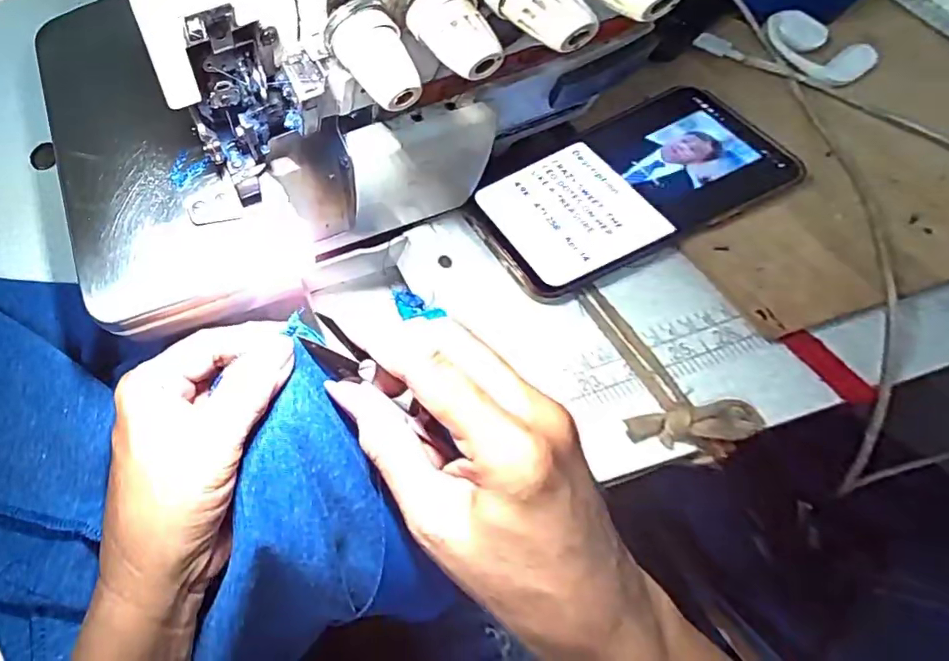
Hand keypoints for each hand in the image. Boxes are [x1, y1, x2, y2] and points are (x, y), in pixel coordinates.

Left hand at [75, 323, 295, 659]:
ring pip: (228, 387)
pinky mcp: (202, 444)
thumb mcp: (213, 441)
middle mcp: (163, 394)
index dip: (248, 339)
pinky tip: (287, 401)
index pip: (205, 344)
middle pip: (217, 362)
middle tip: (300, 353)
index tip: (291, 337)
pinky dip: (259, 407)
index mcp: (150, 383)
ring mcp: (182, 420)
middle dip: (256, 358)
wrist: (161, 579)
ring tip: (301, 372)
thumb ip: (248, 389)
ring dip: (261, 382)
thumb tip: (282, 346)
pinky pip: (234, 413)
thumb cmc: (173, 506)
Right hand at [324, 315, 719, 660]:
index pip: (431, 365)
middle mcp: (537, 412)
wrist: (600, 613)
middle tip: (375, 385)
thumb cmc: (526, 584)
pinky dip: (446, 375)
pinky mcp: (545, 409)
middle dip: (401, 349)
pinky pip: (482, 365)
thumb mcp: (436, 523)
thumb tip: (350, 394)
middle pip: (450, 336)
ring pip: (464, 345)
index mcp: (512, 446)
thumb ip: (387, 447)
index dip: (380, 347)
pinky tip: (436, 419)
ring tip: (406, 410)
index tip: (348, 342)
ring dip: (422, 361)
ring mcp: (546, 406)